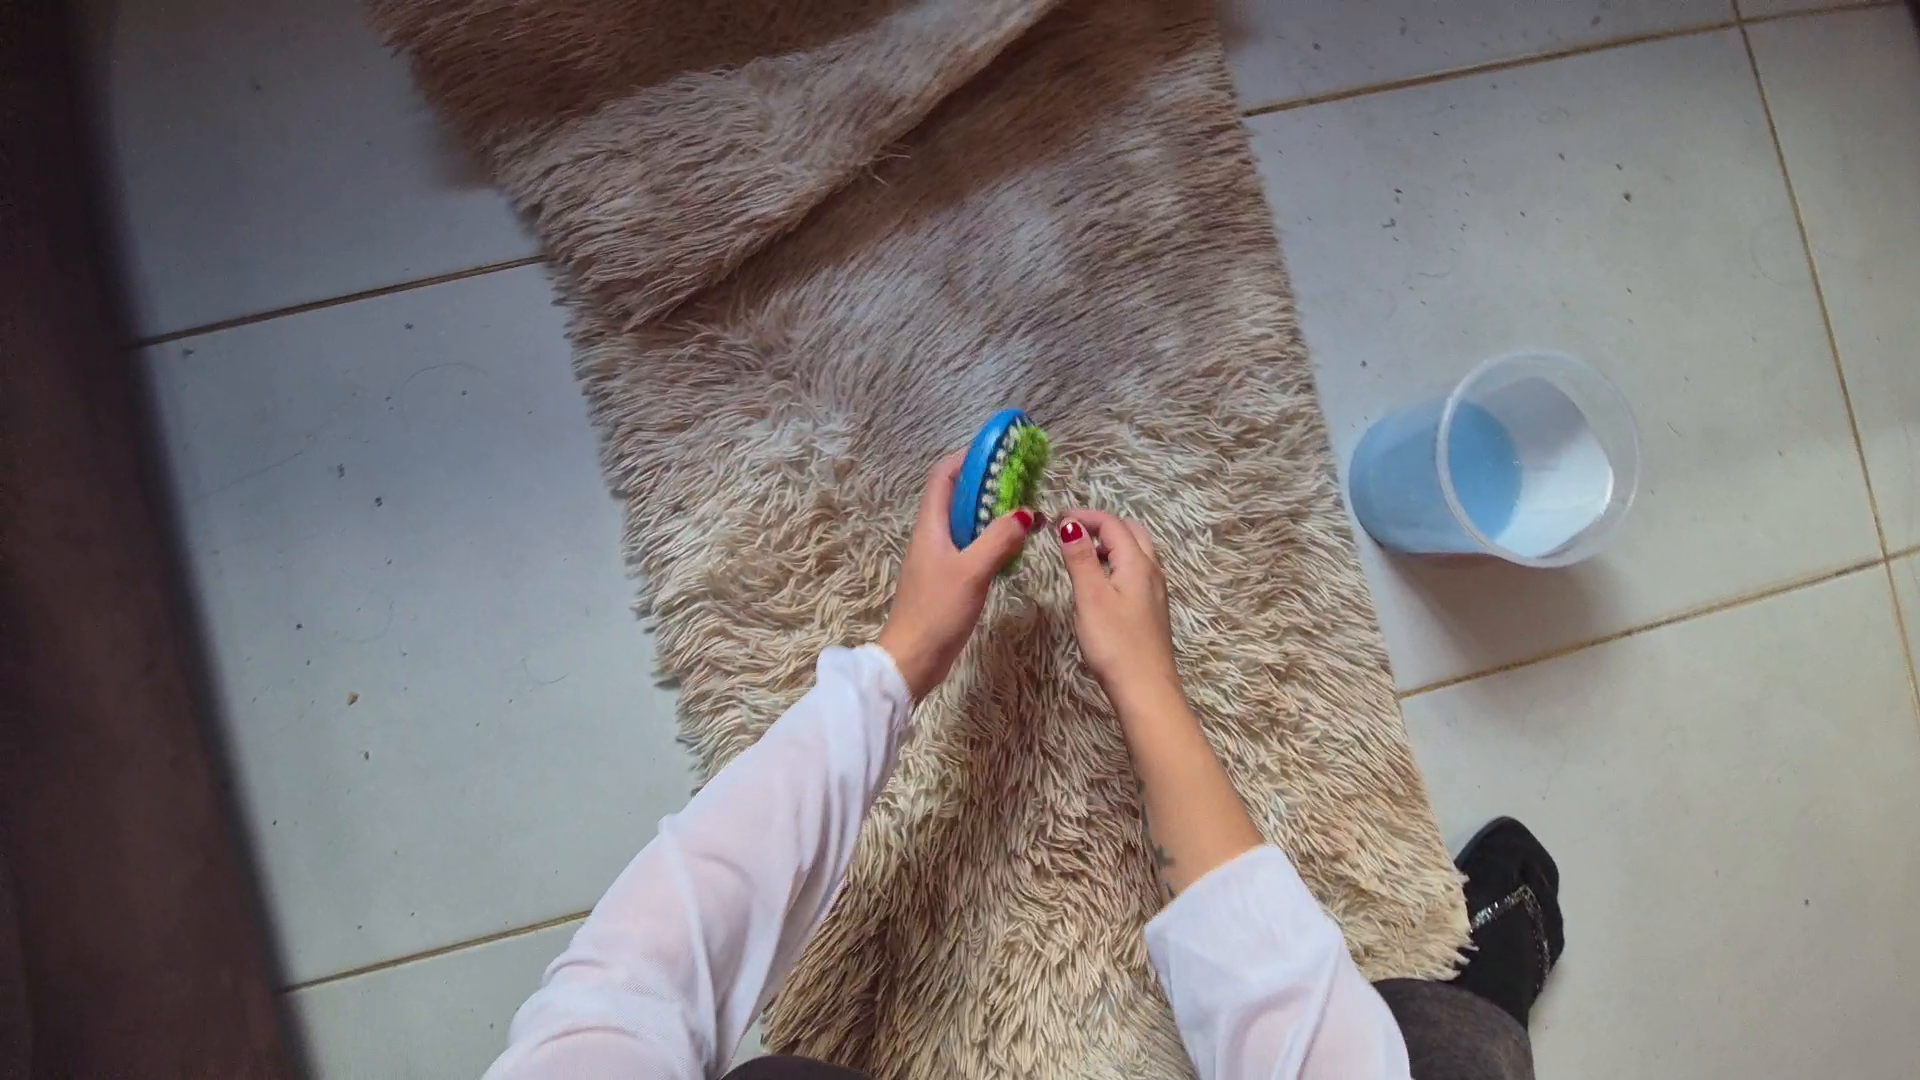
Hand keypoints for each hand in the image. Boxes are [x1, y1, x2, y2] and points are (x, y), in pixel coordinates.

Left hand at [876, 452, 1038, 700]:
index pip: (943, 477)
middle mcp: (932, 537)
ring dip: (992, 513)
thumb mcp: (971, 572)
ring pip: (966, 523)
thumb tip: (1025, 513)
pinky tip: (1013, 547)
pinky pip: (971, 547)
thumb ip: (999, 540)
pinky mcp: (947, 579)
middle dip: (987, 484)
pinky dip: (992, 539)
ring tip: (1024, 508)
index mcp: (930, 527)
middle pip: (957, 497)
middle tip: (1020, 478)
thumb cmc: (936, 612)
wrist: (912, 659)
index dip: (967, 458)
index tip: (997, 450)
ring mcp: (939, 559)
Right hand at [1055, 510, 1184, 718]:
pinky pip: (1135, 572)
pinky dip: (1116, 563)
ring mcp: (1154, 591)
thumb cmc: (1114, 642)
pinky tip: (1100, 583)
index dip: (1085, 516)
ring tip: (1081, 554)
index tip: (1056, 519)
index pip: (1112, 524)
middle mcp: (1151, 571)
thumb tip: (1070, 524)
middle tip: (1071, 530)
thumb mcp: (1090, 596)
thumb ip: (1080, 557)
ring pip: (1135, 552)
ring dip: (1110, 543)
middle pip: (1130, 532)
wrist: (1145, 688)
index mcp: (1137, 563)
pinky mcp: (1151, 609)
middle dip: (1101, 524)